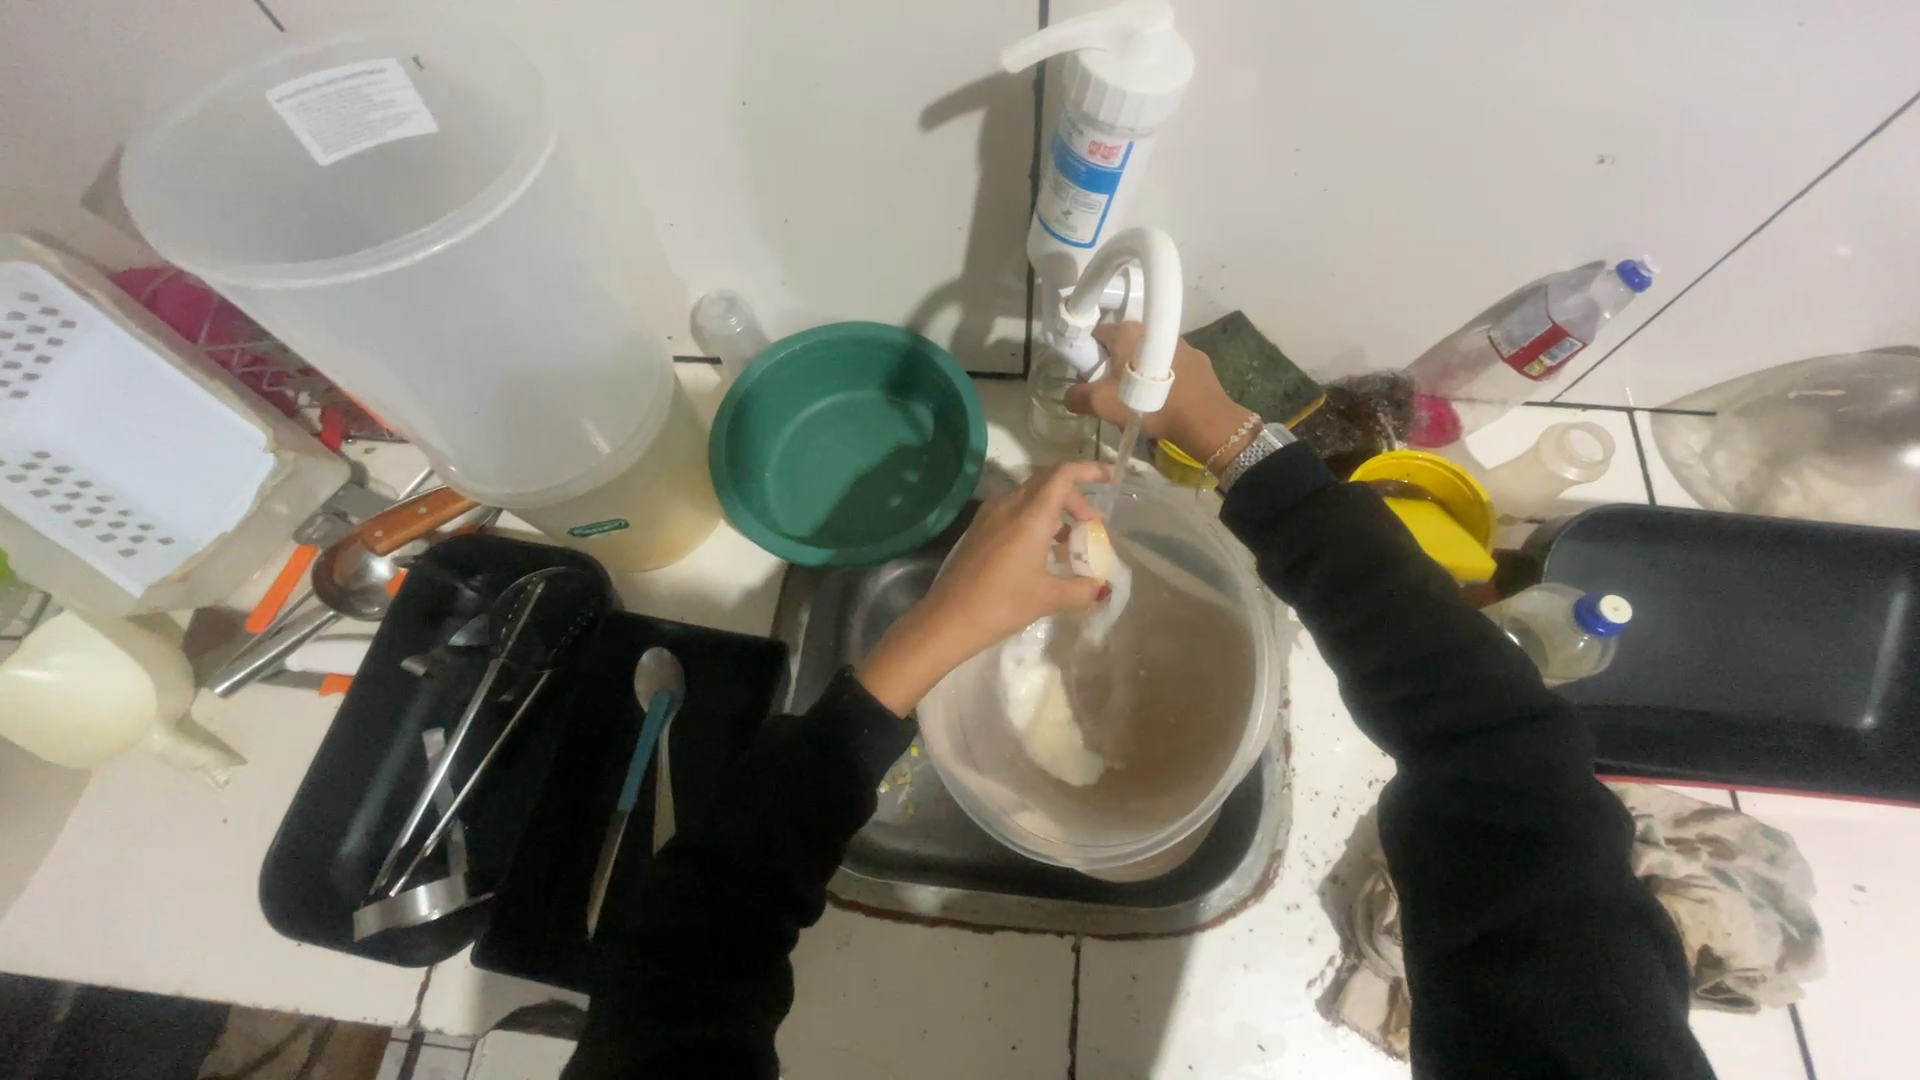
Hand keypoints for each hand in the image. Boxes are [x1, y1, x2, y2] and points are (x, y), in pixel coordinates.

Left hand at [856, 463, 1112, 714]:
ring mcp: (989, 515)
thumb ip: (1082, 588)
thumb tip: (1101, 587)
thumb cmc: (1001, 604)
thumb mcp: (1049, 597)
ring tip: (1071, 539)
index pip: (1062, 475)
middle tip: (1093, 522)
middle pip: (1047, 482)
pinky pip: (1014, 510)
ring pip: (1029, 496)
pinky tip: (1042, 549)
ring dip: (1054, 509)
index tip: (1110, 477)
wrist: (947, 619)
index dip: (1089, 470)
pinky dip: (1035, 518)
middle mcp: (1008, 505)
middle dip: (1075, 496)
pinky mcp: (978, 529)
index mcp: (1029, 515)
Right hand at [1066, 322, 1258, 473]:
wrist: (1202, 420)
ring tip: (1140, 402)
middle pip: (1123, 347)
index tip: (1091, 380)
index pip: (1097, 335)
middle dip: (1114, 368)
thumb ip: (1076, 397)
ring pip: (1147, 357)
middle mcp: (1153, 329)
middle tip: (1113, 395)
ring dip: (1139, 374)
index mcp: (1128, 332)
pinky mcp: (1197, 360)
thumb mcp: (1100, 403)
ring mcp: (1180, 343)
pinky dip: (1162, 380)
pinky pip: (1169, 367)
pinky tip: (1163, 402)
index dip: (1089, 358)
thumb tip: (1071, 395)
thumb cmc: (1146, 403)